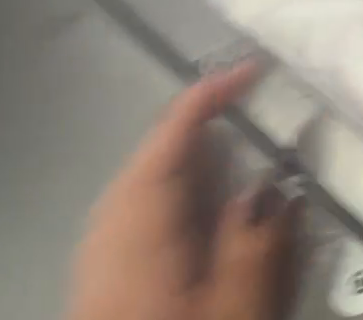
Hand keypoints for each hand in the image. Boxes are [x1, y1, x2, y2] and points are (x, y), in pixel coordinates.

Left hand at [65, 62, 301, 319]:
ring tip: (230, 135)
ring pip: (133, 190)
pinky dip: (168, 189)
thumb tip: (266, 184)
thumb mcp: (234, 317)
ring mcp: (97, 273)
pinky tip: (194, 202)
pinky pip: (132, 217)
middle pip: (143, 162)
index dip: (208, 97)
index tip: (254, 67)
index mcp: (138, 241)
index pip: (168, 146)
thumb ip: (251, 246)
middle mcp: (107, 246)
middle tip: (247, 97)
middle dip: (191, 121)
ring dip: (180, 154)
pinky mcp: (102, 295)